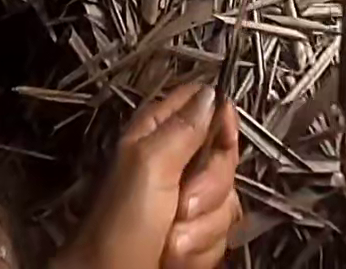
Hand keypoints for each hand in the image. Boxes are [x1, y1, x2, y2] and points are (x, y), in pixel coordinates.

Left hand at [54, 83, 240, 268]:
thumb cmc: (119, 227)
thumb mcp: (149, 165)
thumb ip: (184, 127)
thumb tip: (212, 93)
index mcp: (159, 130)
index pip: (204, 102)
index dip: (220, 117)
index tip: (221, 139)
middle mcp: (176, 158)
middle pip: (223, 153)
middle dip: (209, 186)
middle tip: (181, 204)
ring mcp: (187, 198)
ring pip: (226, 198)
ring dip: (202, 227)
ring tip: (170, 240)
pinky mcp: (195, 234)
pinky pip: (222, 232)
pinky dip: (202, 250)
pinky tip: (176, 257)